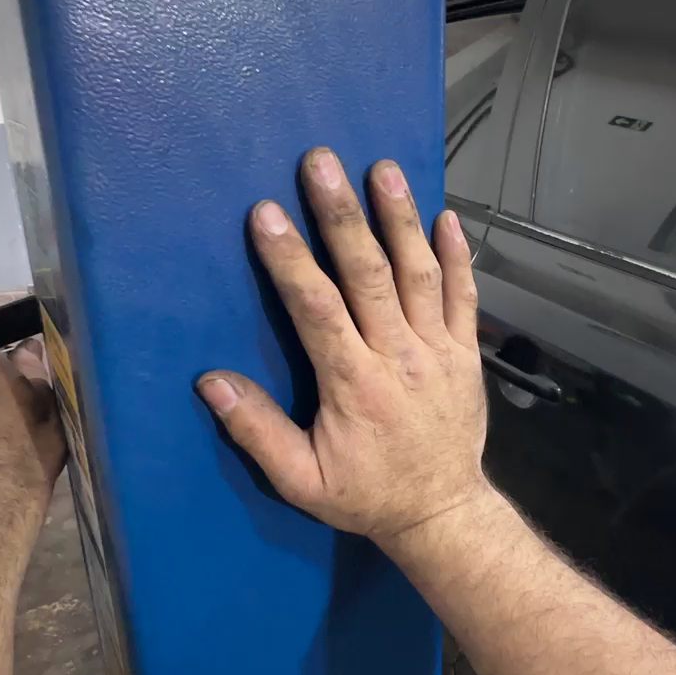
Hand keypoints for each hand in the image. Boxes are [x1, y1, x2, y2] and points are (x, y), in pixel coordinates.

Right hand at [198, 148, 494, 544]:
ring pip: (419, 275)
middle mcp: (398, 356)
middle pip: (368, 275)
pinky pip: (464, 298)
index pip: (315, 309)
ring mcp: (439, 351)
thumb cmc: (367, 495)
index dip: (290, 259)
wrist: (442, 511)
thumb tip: (210, 382)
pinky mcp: (466, 354)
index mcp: (352, 384)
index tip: (268, 212)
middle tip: (323, 163)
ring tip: (384, 169)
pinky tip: (446, 217)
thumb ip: (257, 433)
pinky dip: (457, 257)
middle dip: (342, 216)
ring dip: (400, 219)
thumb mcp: (302, 482)